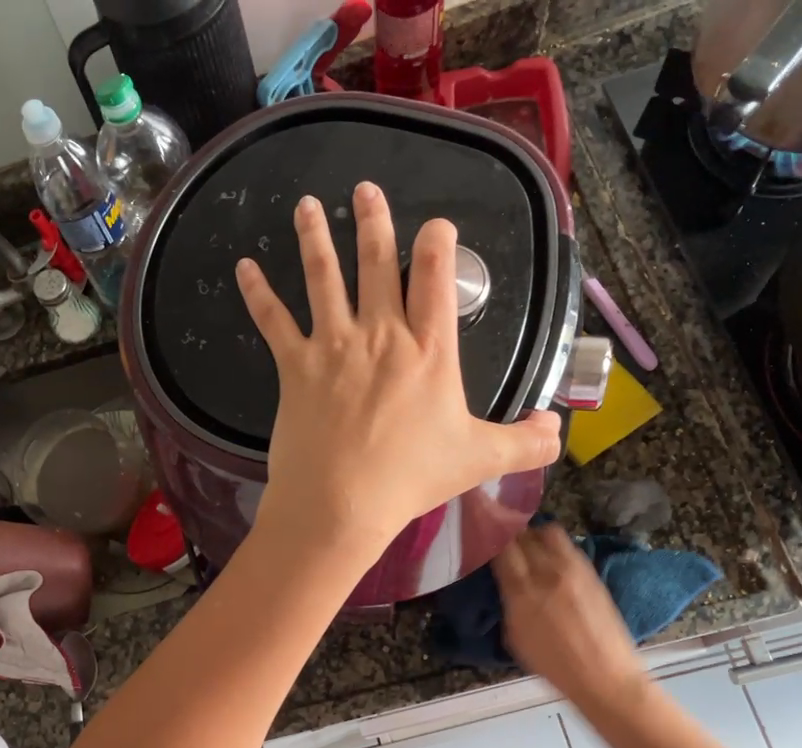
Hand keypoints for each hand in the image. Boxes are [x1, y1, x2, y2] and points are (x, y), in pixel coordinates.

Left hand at [236, 182, 562, 554]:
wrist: (341, 504)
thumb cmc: (411, 479)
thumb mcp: (481, 460)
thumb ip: (526, 441)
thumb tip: (557, 428)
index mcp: (429, 350)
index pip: (437, 277)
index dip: (438, 242)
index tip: (435, 225)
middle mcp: (381, 334)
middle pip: (377, 262)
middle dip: (373, 220)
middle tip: (364, 190)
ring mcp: (333, 346)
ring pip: (323, 277)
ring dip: (314, 237)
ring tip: (305, 206)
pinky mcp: (294, 366)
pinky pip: (273, 320)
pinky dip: (257, 292)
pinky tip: (244, 267)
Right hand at [494, 525, 651, 715]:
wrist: (604, 674)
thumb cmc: (553, 664)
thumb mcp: (515, 636)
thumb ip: (508, 602)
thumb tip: (505, 581)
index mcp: (522, 592)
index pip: (501, 548)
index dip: (490, 538)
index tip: (483, 537)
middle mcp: (547, 573)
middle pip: (523, 534)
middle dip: (509, 533)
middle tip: (501, 539)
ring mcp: (573, 570)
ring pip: (548, 532)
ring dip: (533, 534)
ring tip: (527, 546)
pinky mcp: (592, 572)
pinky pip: (568, 545)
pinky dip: (553, 546)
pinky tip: (549, 558)